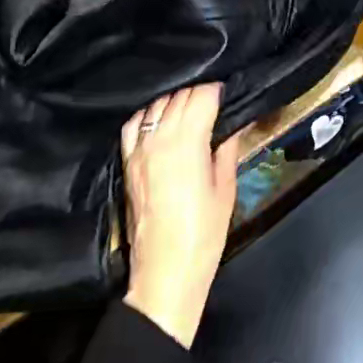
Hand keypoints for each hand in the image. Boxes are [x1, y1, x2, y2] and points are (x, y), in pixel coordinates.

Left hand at [120, 83, 243, 348]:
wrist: (166, 272)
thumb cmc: (204, 233)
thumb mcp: (225, 188)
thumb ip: (226, 149)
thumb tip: (236, 122)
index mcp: (187, 142)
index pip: (202, 96)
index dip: (218, 90)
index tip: (229, 93)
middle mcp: (160, 138)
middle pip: (180, 96)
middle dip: (199, 93)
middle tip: (216, 102)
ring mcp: (139, 150)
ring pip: (158, 105)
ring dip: (176, 101)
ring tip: (192, 110)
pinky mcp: (127, 163)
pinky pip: (134, 124)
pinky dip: (149, 115)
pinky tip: (162, 120)